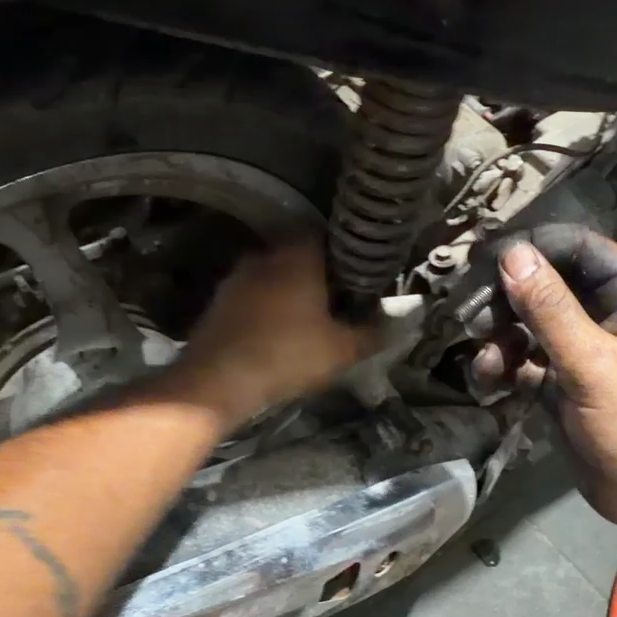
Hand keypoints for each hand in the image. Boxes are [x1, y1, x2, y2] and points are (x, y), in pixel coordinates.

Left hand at [170, 239, 369, 424]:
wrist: (217, 380)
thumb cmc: (287, 356)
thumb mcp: (341, 351)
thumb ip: (372, 332)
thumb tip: (399, 321)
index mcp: (298, 255)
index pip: (326, 236)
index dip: (343, 255)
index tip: (356, 277)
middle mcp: (265, 255)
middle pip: (297, 256)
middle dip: (315, 276)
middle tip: (334, 303)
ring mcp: (236, 278)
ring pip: (271, 277)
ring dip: (286, 294)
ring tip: (304, 322)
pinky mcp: (217, 302)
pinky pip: (251, 298)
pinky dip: (264, 310)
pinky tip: (273, 335)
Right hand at [473, 228, 616, 527]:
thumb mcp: (593, 363)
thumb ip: (551, 309)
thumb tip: (512, 255)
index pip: (579, 249)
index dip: (533, 250)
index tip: (485, 261)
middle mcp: (610, 316)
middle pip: (549, 288)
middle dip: (509, 301)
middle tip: (471, 317)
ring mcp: (586, 352)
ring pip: (533, 328)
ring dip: (503, 340)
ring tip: (483, 362)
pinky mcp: (566, 385)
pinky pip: (529, 363)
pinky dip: (507, 368)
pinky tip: (487, 380)